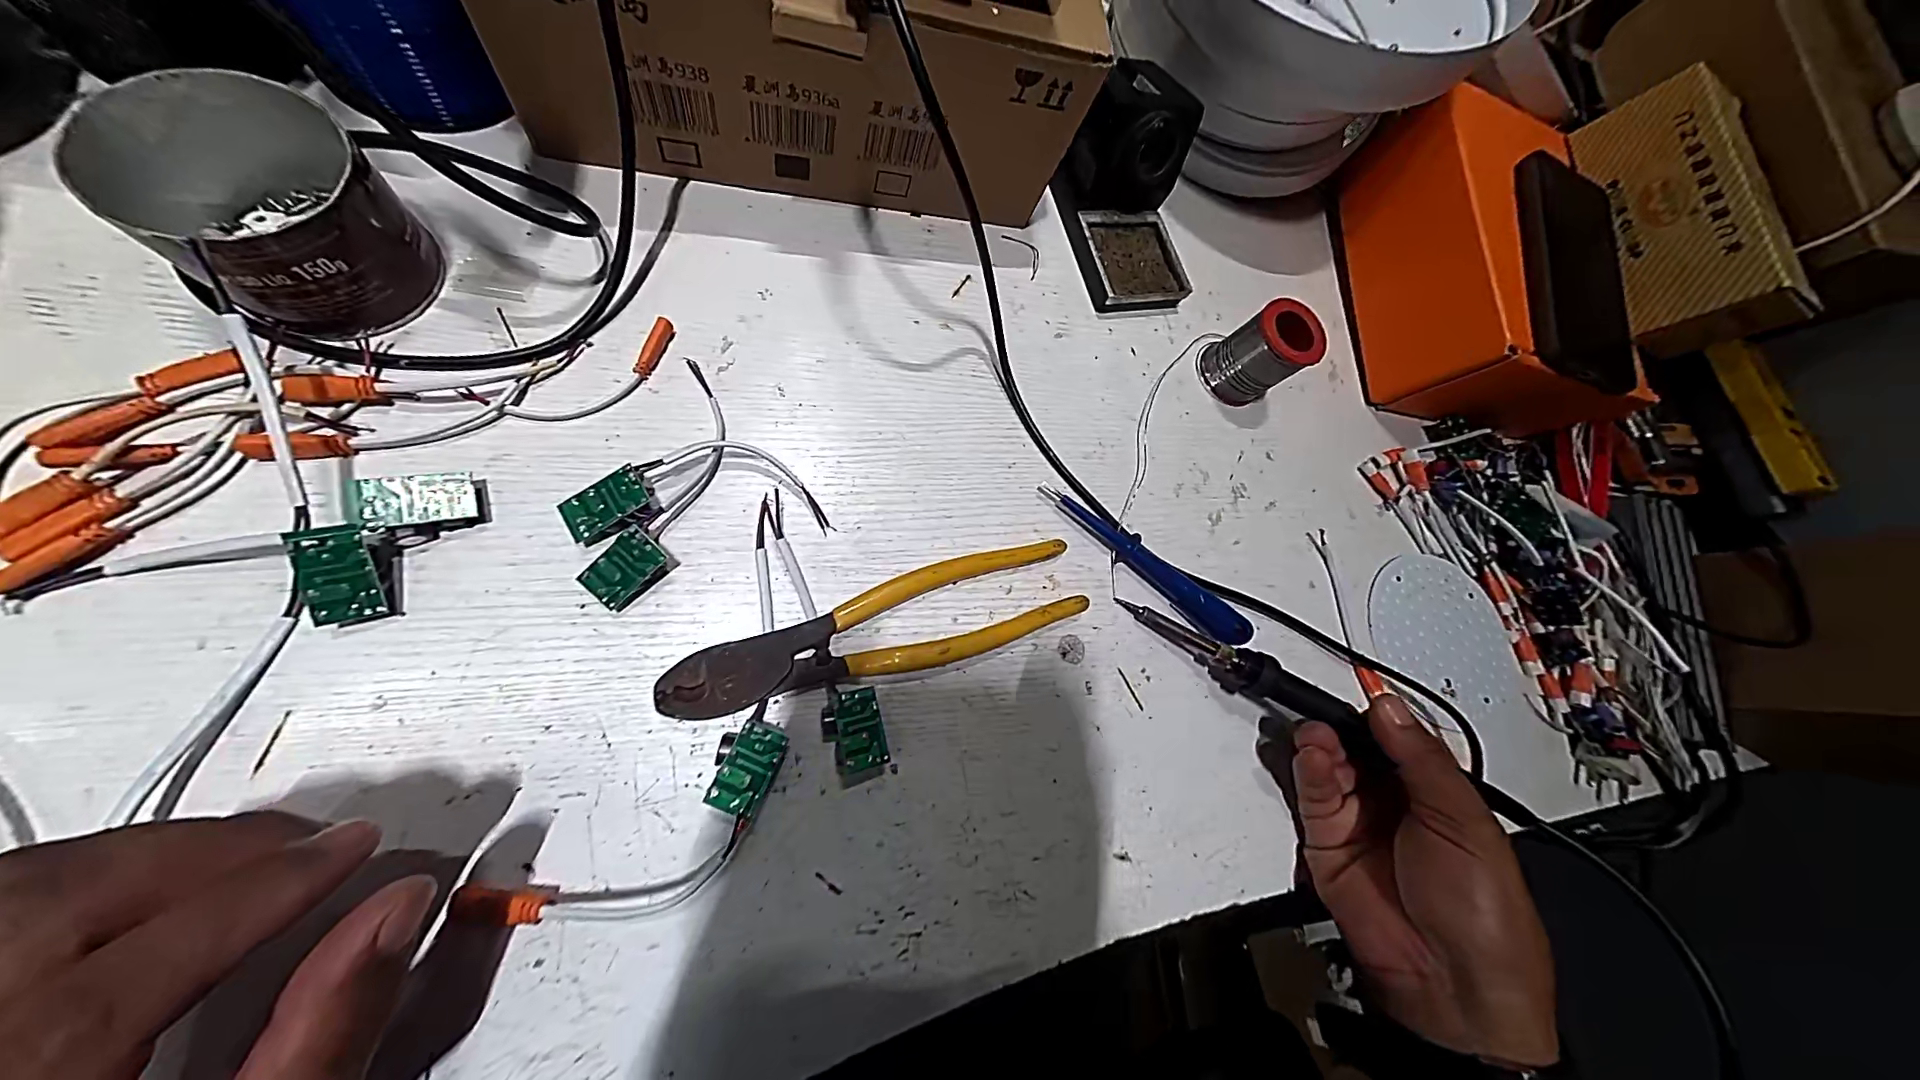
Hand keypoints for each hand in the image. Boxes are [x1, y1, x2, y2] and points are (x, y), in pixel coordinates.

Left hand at [0, 813, 437, 1079]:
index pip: (187, 929)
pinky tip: (129, 893)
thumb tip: (397, 913)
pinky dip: (69, 883)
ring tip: (234, 857)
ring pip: (25, 888)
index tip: (353, 845)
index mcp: (34, 1073)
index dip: (292, 874)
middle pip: (85, 895)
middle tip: (309, 844)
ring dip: (145, 856)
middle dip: (225, 849)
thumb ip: (326, 1026)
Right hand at [1263, 696, 1558, 1068]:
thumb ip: (1423, 761)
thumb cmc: (1486, 916)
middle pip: (1356, 746)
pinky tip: (1312, 753)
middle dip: (1343, 725)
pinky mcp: (1324, 838)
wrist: (1450, 982)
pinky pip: (1310, 795)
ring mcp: (1355, 819)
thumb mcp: (1466, 823)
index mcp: (1434, 792)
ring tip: (1320, 733)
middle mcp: (1391, 801)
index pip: (1397, 738)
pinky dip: (1307, 769)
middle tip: (1333, 709)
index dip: (1381, 714)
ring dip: (1321, 743)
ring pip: (1328, 765)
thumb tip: (1391, 709)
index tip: (1365, 690)